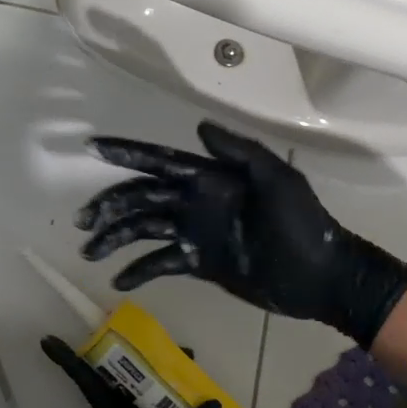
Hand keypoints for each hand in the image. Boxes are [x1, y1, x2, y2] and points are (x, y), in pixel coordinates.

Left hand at [41, 336, 221, 407]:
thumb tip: (212, 400)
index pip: (88, 385)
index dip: (68, 361)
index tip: (47, 341)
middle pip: (111, 378)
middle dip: (127, 354)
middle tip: (157, 339)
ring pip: (129, 391)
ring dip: (148, 372)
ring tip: (182, 358)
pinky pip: (143, 406)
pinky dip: (159, 393)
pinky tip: (183, 389)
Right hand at [76, 119, 406, 347]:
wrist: (324, 277)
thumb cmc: (304, 224)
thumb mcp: (279, 180)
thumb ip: (241, 152)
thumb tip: (199, 126)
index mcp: (211, 178)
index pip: (160, 161)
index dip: (127, 154)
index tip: (93, 149)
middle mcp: (196, 201)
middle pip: (141, 197)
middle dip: (109, 205)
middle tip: (82, 222)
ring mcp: (196, 232)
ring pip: (143, 228)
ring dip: (115, 237)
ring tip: (90, 252)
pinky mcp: (200, 263)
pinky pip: (161, 263)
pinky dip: (138, 270)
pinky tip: (119, 281)